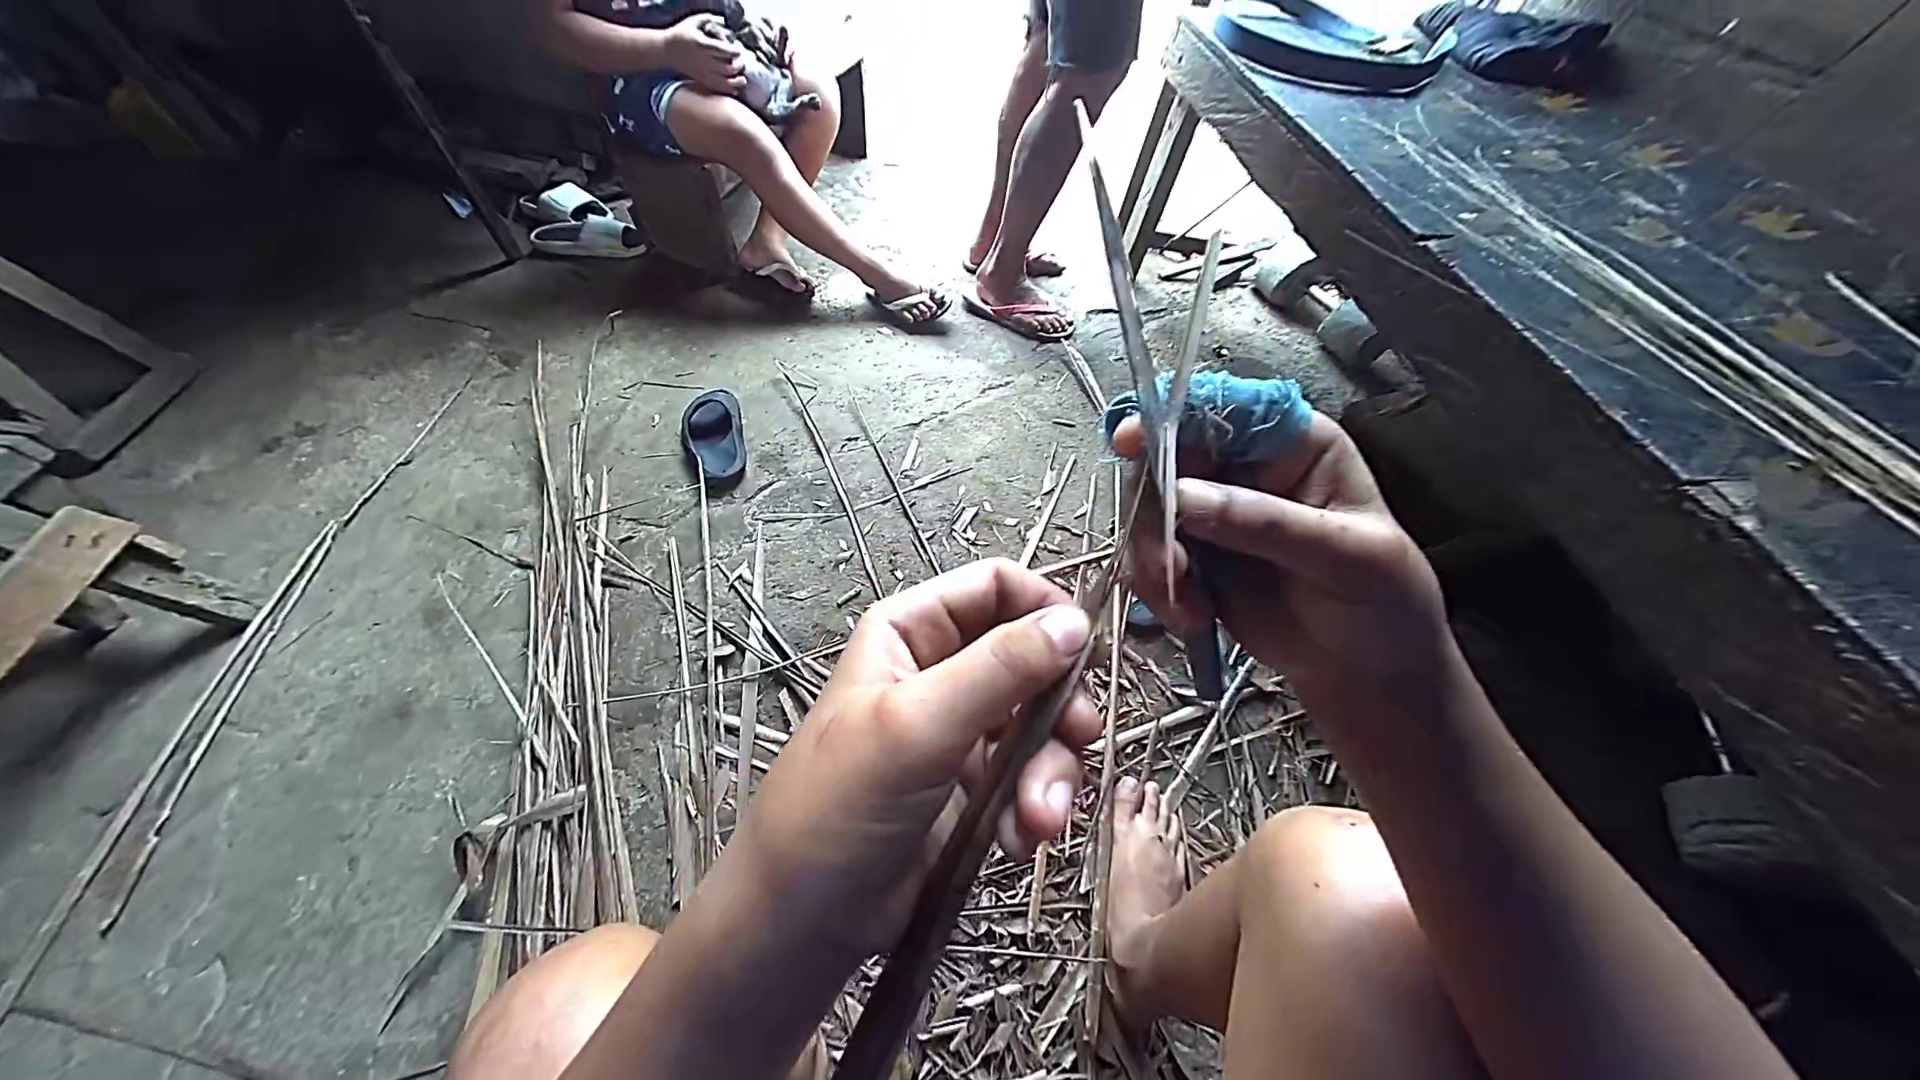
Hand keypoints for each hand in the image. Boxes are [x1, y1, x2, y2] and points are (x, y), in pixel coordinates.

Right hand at [666, 13, 746, 92]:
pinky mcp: (702, 80)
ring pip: (724, 81)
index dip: (733, 52)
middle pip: (727, 68)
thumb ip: (708, 19)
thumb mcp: (692, 22)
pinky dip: (728, 90)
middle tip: (742, 63)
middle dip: (738, 67)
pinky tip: (735, 88)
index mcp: (701, 44)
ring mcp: (703, 72)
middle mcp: (704, 60)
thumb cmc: (681, 34)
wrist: (667, 51)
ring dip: (736, 82)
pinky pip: (718, 88)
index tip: (739, 51)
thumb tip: (723, 21)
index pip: (721, 50)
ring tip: (743, 79)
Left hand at [727, 559, 1100, 960]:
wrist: (804, 917)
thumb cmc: (834, 805)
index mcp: (912, 631)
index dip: (1045, 610)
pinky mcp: (977, 783)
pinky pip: (1032, 776)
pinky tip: (1019, 838)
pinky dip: (1037, 806)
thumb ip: (998, 669)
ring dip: (1052, 771)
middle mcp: (940, 671)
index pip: (997, 589)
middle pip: (1032, 657)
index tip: (1084, 650)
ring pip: (1041, 723)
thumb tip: (1072, 624)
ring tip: (1037, 815)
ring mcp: (961, 728)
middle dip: (1058, 705)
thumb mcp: (916, 725)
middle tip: (1075, 736)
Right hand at [1114, 411, 1446, 699]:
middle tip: (1170, 569)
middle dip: (1155, 515)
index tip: (1131, 442)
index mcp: (1290, 445)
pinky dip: (1157, 588)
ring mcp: (1210, 512)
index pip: (1224, 410)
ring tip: (1188, 607)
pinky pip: (1147, 555)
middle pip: (1165, 460)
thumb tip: (1183, 497)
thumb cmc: (1381, 603)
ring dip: (1153, 559)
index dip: (1173, 416)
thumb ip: (1267, 524)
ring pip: (1146, 511)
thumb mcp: (1344, 557)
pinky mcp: (1191, 554)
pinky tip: (1192, 617)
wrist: (1363, 671)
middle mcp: (1242, 469)